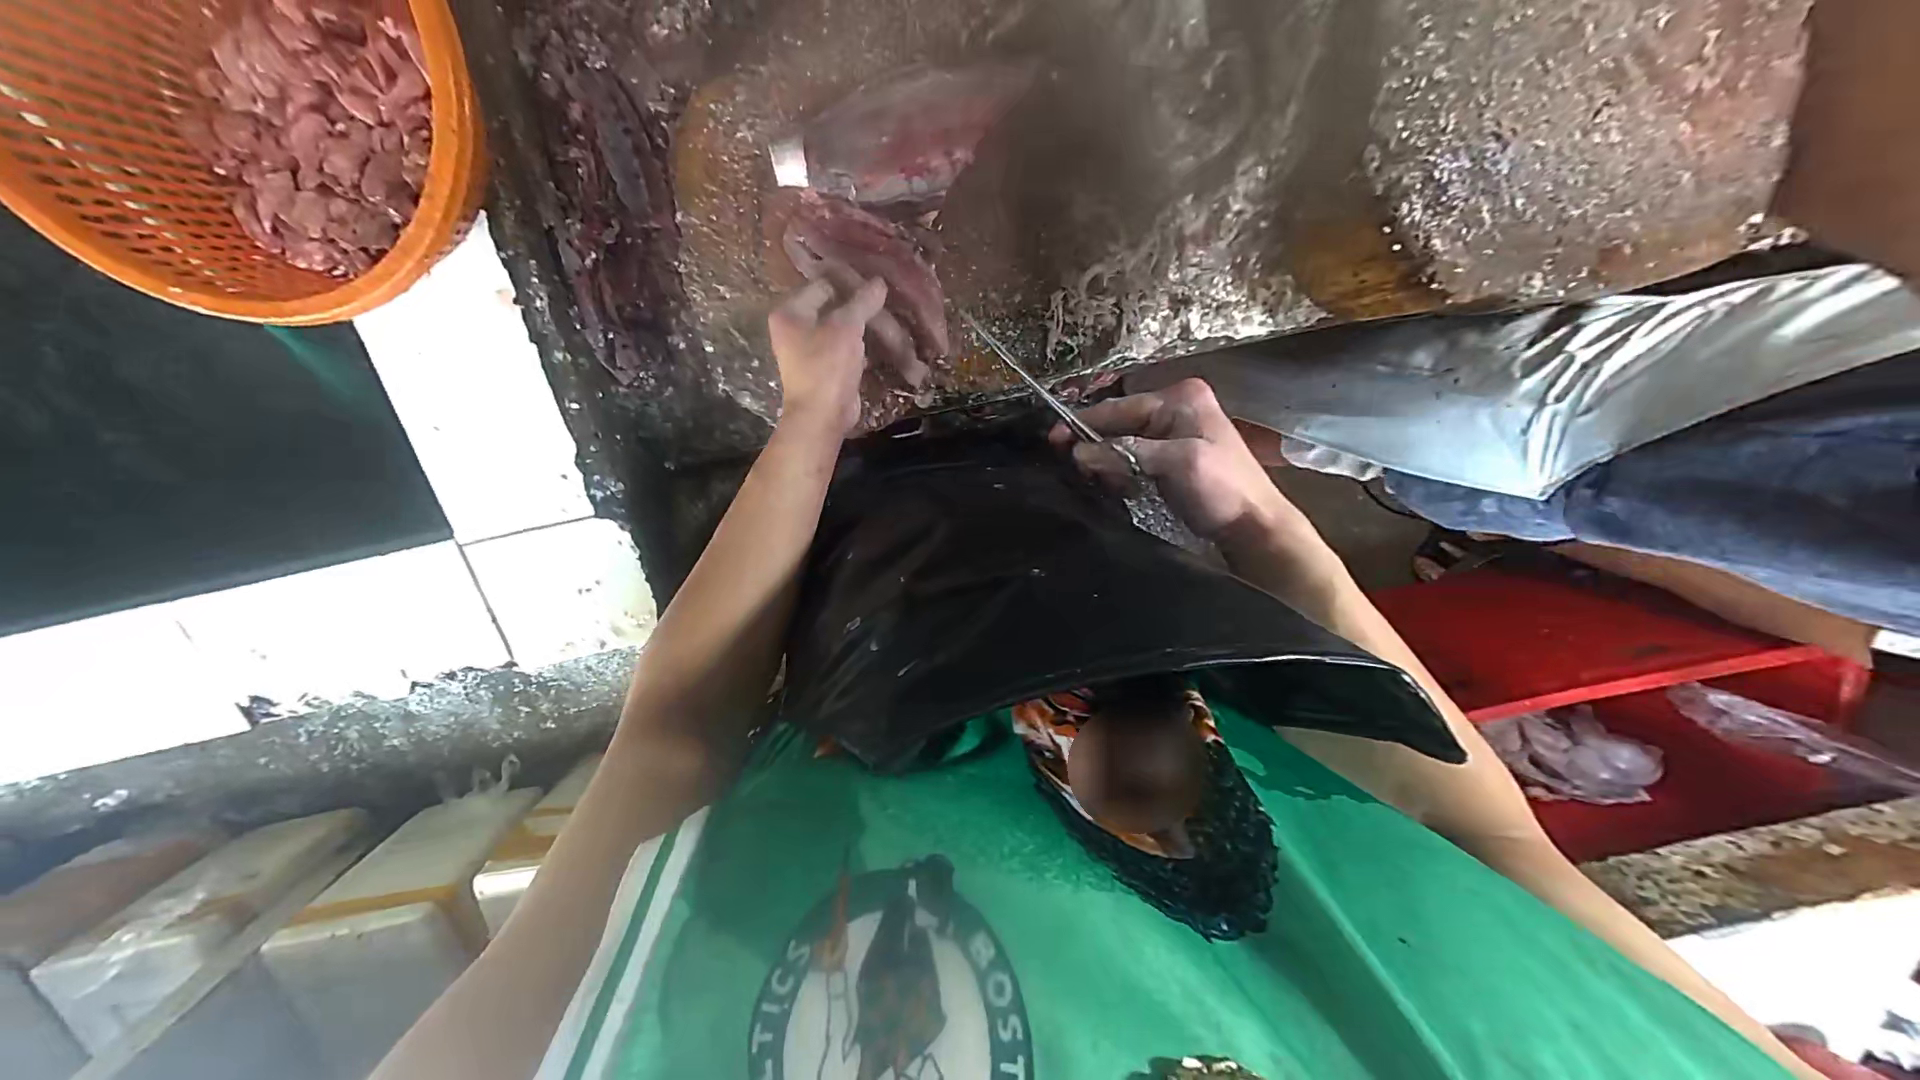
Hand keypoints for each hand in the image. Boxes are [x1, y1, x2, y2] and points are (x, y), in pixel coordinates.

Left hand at [767, 274, 889, 435]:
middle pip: (830, 306)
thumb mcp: (846, 328)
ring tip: (887, 316)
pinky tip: (882, 341)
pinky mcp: (825, 369)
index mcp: (790, 312)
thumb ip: (862, 302)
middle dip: (857, 304)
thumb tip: (879, 282)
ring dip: (861, 325)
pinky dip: (861, 345)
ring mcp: (809, 351)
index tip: (874, 279)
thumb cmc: (827, 367)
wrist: (822, 416)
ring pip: (840, 328)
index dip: (847, 281)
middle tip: (884, 297)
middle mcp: (794, 328)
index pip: (821, 285)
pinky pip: (845, 348)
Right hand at [1051, 379, 1346, 593]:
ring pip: (1123, 440)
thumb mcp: (1175, 463)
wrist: (1254, 527)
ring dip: (1106, 460)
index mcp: (1180, 397)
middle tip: (1074, 468)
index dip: (1083, 423)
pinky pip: (1133, 456)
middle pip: (1119, 422)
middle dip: (1095, 444)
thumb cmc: (1222, 489)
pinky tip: (1114, 484)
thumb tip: (1078, 452)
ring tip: (1098, 480)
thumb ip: (1124, 452)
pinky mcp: (1172, 456)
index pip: (1119, 407)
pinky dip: (1119, 469)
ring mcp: (1175, 431)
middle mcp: (1176, 407)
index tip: (1053, 439)